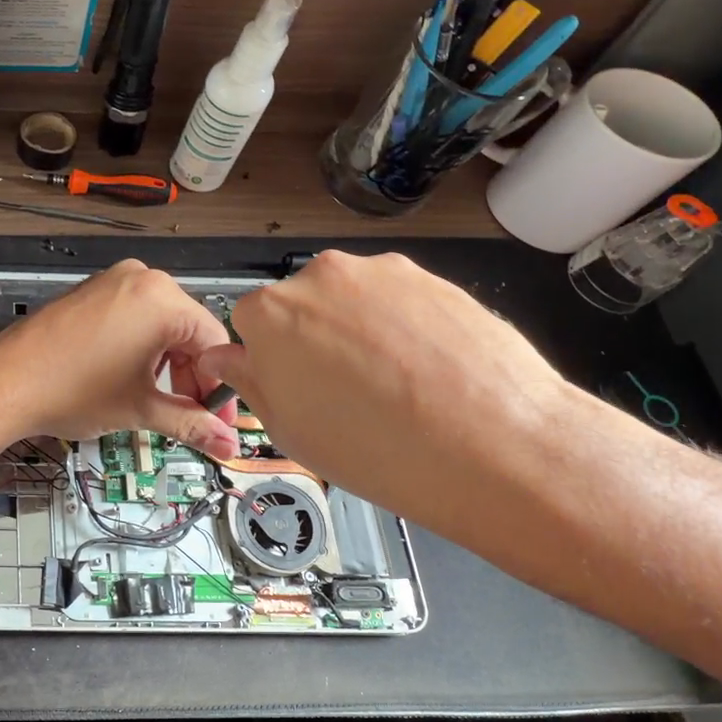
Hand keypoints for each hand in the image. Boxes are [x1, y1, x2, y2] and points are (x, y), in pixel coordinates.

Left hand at [0, 260, 238, 458]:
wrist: (4, 384)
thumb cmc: (67, 390)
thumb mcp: (139, 409)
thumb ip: (190, 423)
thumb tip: (225, 442)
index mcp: (161, 299)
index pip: (214, 342)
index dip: (220, 387)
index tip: (220, 420)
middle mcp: (140, 280)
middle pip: (189, 332)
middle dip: (193, 379)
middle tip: (194, 419)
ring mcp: (112, 283)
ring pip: (161, 327)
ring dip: (168, 367)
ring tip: (158, 405)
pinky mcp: (91, 294)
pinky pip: (134, 319)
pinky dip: (142, 351)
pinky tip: (132, 382)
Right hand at [195, 251, 580, 520]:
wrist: (492, 446)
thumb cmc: (381, 447)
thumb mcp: (287, 430)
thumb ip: (249, 382)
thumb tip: (229, 359)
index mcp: (269, 314)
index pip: (248, 323)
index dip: (266, 357)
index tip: (286, 382)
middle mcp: (319, 279)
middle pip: (298, 305)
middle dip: (309, 339)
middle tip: (337, 391)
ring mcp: (379, 273)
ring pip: (349, 300)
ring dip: (355, 332)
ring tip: (387, 386)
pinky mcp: (431, 277)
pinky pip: (396, 300)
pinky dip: (400, 328)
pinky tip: (420, 373)